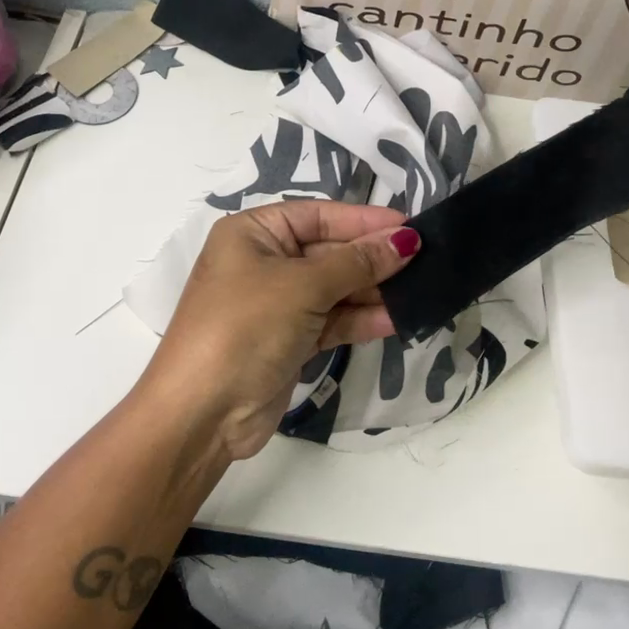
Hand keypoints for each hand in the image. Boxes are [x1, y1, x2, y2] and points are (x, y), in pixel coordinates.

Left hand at [141, 201, 419, 459]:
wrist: (202, 413)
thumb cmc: (245, 327)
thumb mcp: (302, 286)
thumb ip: (356, 262)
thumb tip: (405, 239)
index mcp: (252, 233)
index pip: (317, 215)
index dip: (363, 220)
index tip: (410, 225)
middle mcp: (261, 262)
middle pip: (328, 251)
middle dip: (372, 257)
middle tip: (425, 259)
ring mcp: (275, 304)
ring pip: (334, 288)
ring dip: (372, 291)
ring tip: (421, 289)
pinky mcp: (287, 341)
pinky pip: (331, 320)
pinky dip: (360, 319)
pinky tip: (397, 319)